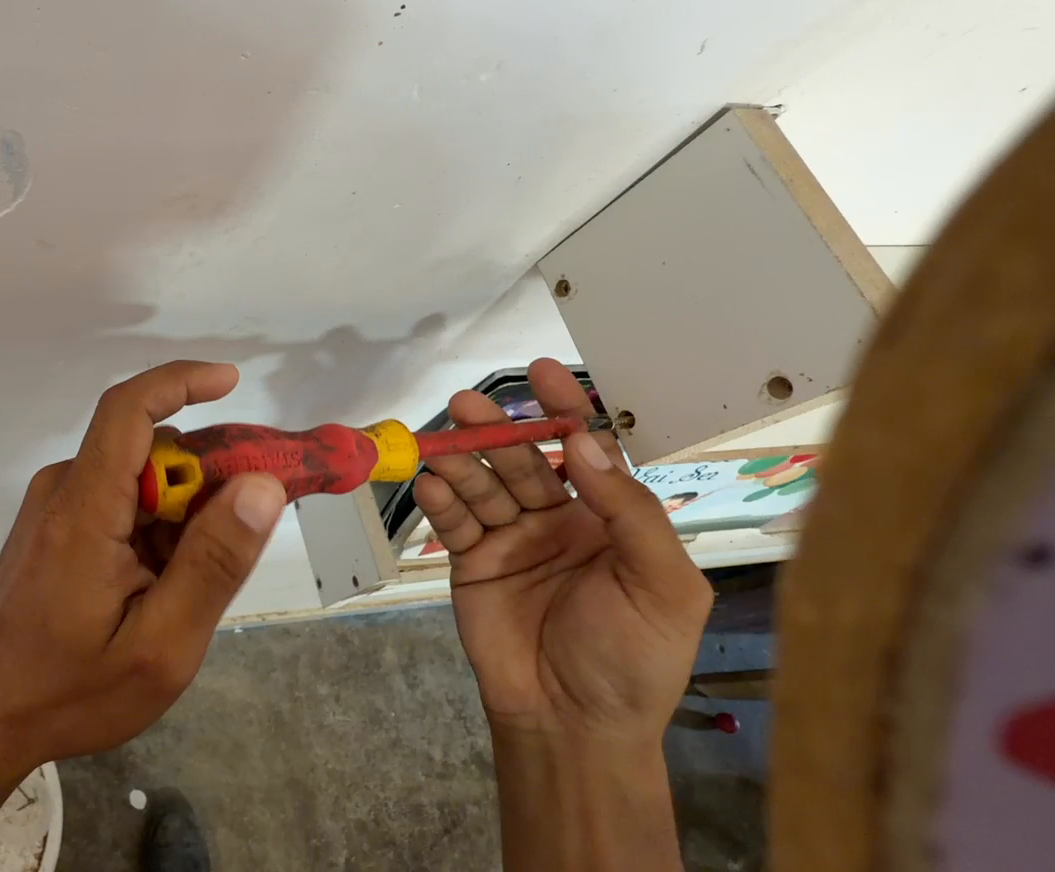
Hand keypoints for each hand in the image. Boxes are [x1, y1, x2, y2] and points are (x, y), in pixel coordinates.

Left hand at [0, 360, 288, 780]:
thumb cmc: (69, 690)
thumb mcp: (161, 644)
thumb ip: (212, 562)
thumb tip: (261, 486)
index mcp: (83, 509)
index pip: (128, 410)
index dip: (180, 382)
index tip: (230, 381)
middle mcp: (62, 492)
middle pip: (145, 449)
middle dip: (209, 467)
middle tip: (261, 507)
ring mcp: (52, 509)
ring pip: (134, 479)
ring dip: (184, 504)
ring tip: (216, 563)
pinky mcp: (51, 529)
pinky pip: (115, 502)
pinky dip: (155, 523)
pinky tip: (170, 578)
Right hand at [412, 358, 710, 742]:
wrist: (572, 721)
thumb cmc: (634, 657)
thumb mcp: (663, 586)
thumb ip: (630, 511)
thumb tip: (584, 444)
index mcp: (608, 518)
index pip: (586, 451)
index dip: (565, 409)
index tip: (542, 371)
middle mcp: (556, 518)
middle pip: (522, 459)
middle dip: (496, 429)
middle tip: (466, 403)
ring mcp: (509, 537)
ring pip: (482, 484)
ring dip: (461, 460)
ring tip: (441, 444)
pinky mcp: (470, 559)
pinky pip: (453, 520)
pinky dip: (439, 500)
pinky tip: (429, 484)